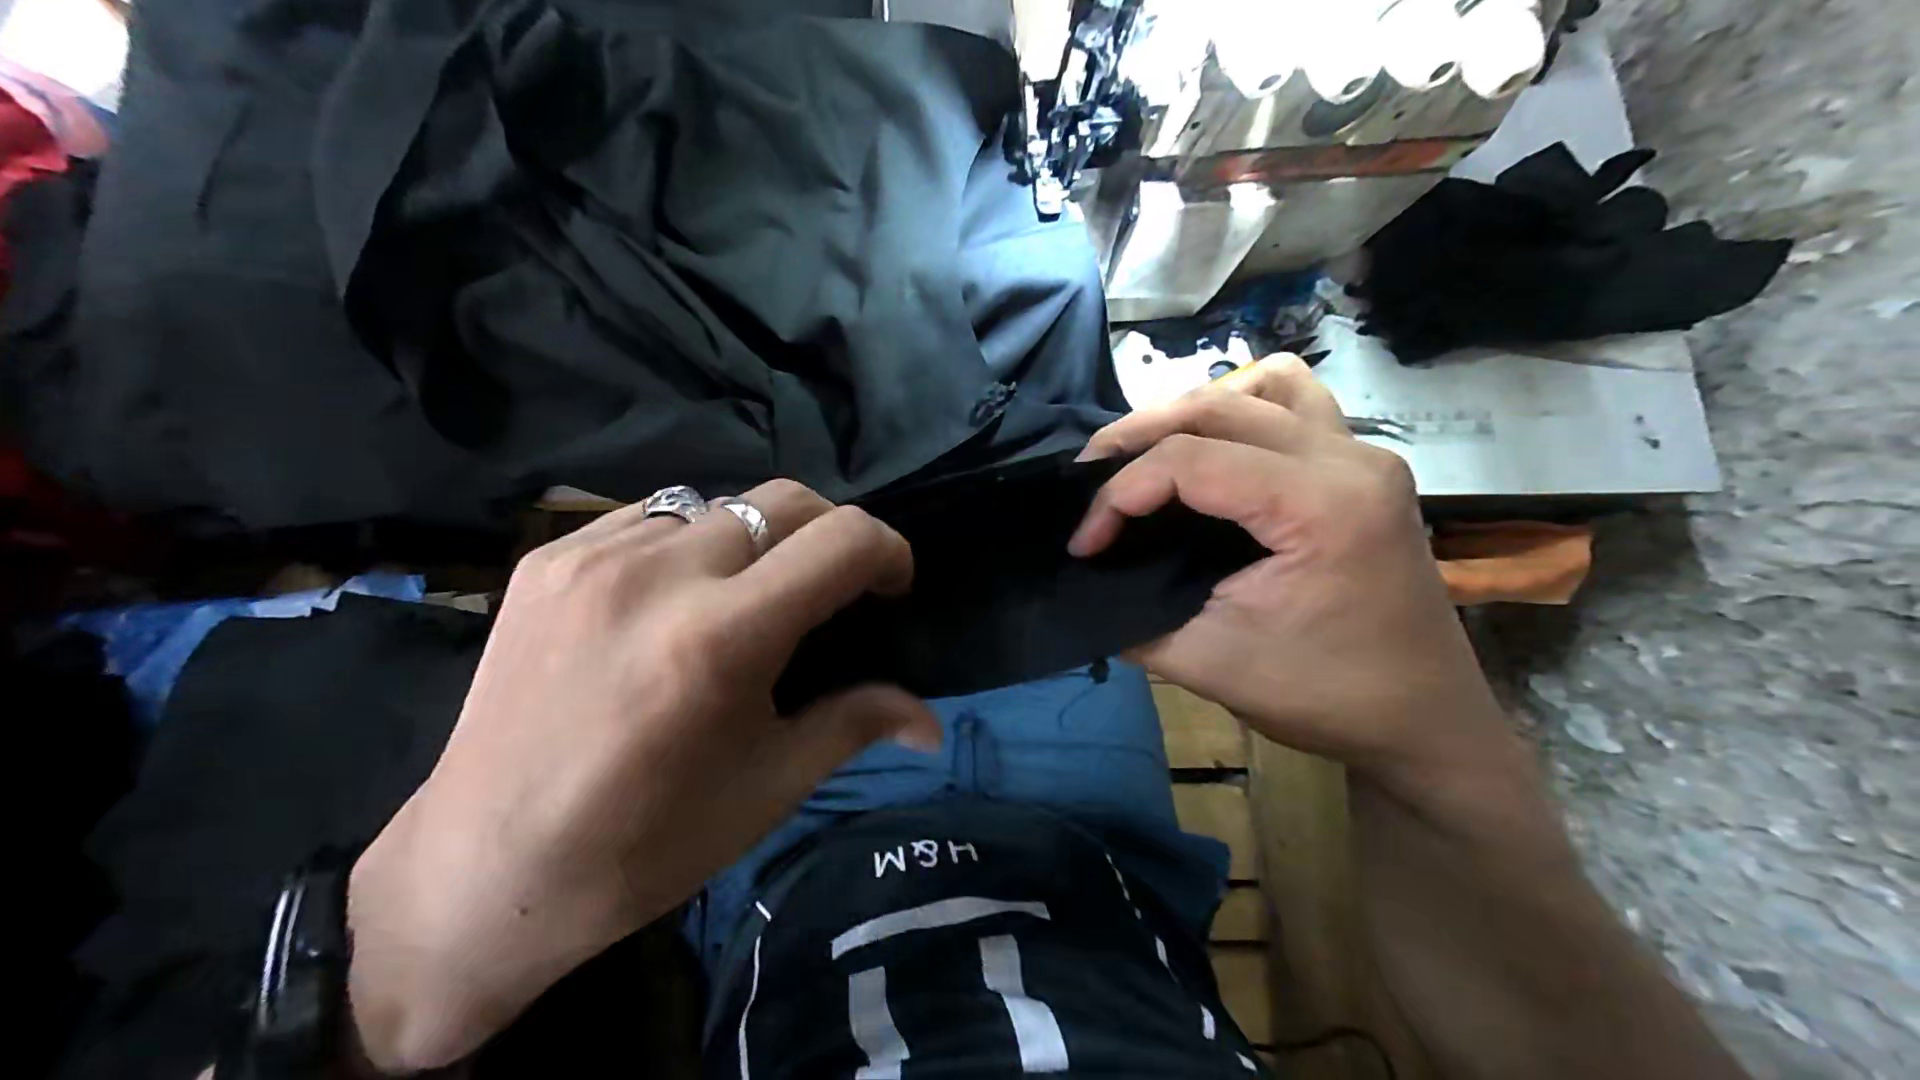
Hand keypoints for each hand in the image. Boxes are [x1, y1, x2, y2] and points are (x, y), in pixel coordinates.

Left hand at [344, 482, 939, 1073]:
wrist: (480, 872)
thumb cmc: (645, 846)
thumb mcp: (770, 787)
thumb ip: (859, 723)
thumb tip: (932, 721)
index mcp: (721, 638)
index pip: (843, 540)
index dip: (889, 552)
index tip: (890, 589)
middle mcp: (658, 574)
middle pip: (787, 499)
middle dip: (833, 534)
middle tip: (833, 589)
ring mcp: (593, 557)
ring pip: (721, 503)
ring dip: (761, 538)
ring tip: (751, 596)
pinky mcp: (548, 558)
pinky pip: (653, 518)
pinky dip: (693, 543)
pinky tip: (679, 597)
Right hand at [1071, 356, 1515, 789]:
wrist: (1424, 722)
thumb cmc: (1326, 697)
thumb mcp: (1210, 664)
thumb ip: (1135, 618)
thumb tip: (1087, 578)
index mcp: (1320, 505)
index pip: (1189, 462)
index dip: (1119, 495)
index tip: (1085, 544)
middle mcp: (1347, 458)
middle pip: (1217, 406)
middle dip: (1136, 436)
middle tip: (1088, 477)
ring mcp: (1362, 454)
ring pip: (1261, 386)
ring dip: (1191, 410)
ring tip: (1147, 453)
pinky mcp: (1362, 465)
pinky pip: (1297, 401)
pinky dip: (1243, 407)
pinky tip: (1215, 444)